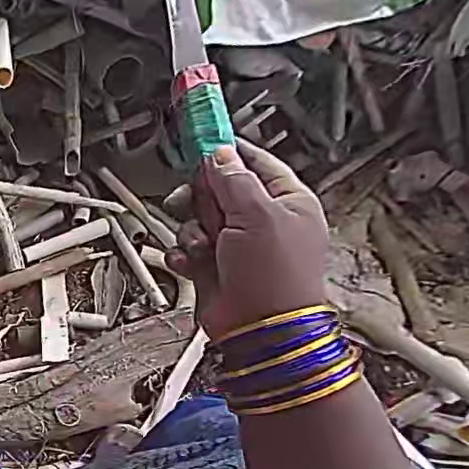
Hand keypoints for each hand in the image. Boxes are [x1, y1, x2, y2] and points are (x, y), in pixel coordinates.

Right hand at [164, 142, 329, 337]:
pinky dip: (183, 255)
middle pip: (215, 191)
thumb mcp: (257, 215)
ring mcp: (234, 245)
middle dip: (199, 200)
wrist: (258, 328)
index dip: (225, 152)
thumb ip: (234, 180)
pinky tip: (193, 264)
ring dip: (191, 232)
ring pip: (194, 220)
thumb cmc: (274, 275)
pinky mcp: (211, 266)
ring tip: (203, 248)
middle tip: (189, 203)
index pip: (251, 162)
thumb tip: (219, 155)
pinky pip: (184, 248)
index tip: (200, 139)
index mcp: (284, 201)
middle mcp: (259, 220)